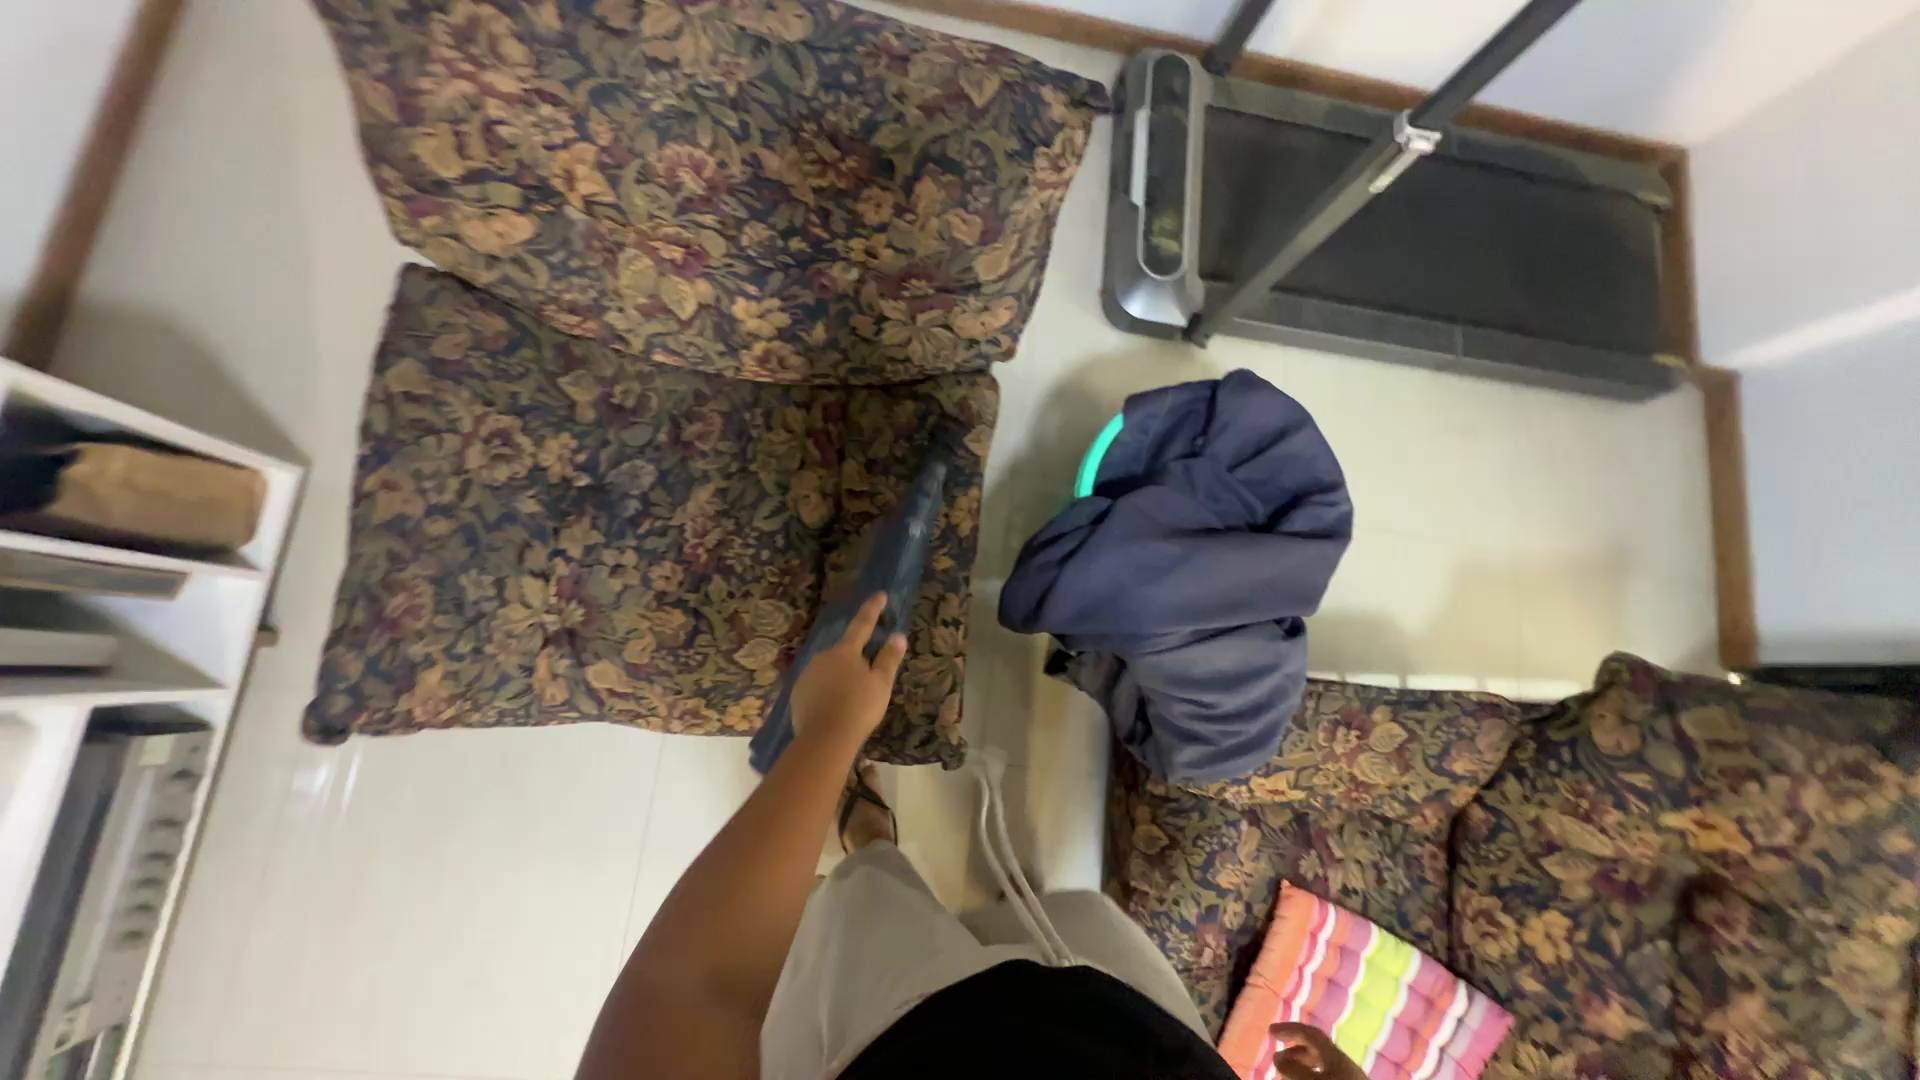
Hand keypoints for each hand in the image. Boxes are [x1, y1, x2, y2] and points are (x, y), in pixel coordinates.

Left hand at [790, 592, 907, 749]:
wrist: (824, 738)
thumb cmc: (858, 707)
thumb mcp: (881, 684)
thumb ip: (889, 658)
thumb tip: (898, 636)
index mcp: (846, 651)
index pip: (862, 624)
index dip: (873, 609)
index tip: (879, 594)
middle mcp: (823, 656)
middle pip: (844, 651)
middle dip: (856, 656)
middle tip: (868, 672)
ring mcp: (807, 674)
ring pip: (829, 668)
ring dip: (840, 675)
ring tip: (851, 696)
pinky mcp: (798, 693)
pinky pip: (817, 685)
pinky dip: (827, 690)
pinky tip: (834, 705)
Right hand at [1270, 1024, 1365, 1079]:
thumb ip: (1293, 1070)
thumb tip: (1278, 1059)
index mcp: (1338, 1058)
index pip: (1311, 1033)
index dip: (1289, 1029)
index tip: (1270, 1032)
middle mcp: (1347, 1068)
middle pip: (1318, 1051)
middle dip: (1295, 1052)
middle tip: (1277, 1058)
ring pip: (1324, 1069)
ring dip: (1303, 1070)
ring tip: (1288, 1078)